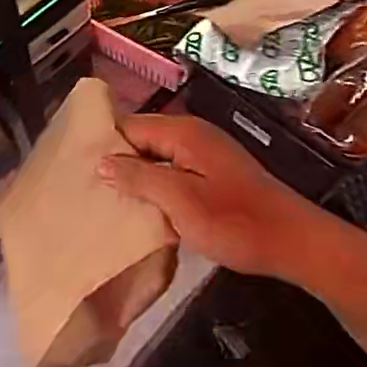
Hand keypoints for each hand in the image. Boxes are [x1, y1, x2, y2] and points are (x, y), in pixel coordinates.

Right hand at [99, 113, 341, 283]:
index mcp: (184, 132)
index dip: (104, 142)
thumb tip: (103, 161)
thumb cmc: (235, 222)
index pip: (131, 125)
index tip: (75, 165)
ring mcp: (205, 153)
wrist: (291, 241)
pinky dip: (156, 184)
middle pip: (143, 138)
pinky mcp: (213, 173)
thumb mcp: (181, 202)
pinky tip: (142, 208)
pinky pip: (173, 170)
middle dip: (117, 159)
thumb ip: (141, 178)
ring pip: (157, 156)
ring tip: (105, 199)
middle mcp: (193, 134)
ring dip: (136, 175)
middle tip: (84, 186)